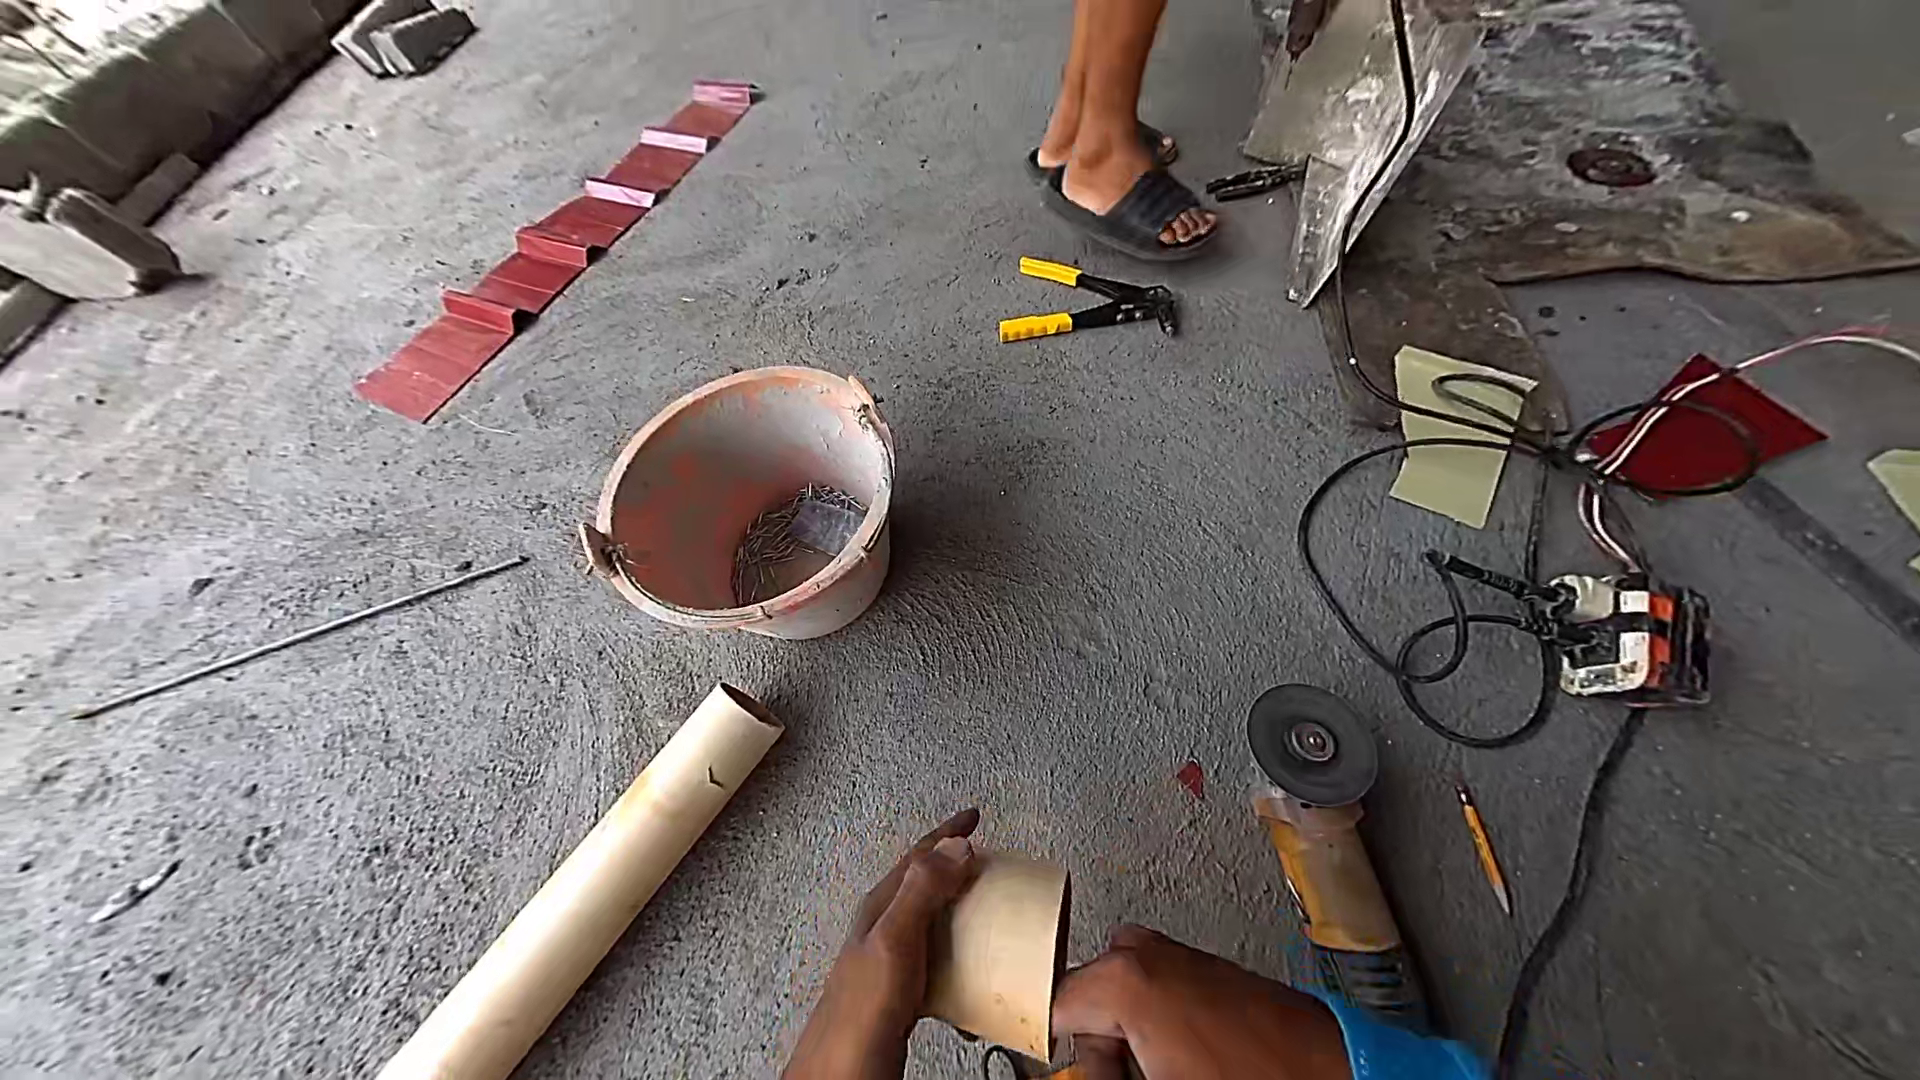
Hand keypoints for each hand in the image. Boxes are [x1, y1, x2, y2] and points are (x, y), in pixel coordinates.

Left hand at [785, 808, 982, 1079]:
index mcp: (882, 907)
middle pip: (927, 882)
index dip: (948, 832)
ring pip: (935, 919)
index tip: (974, 816)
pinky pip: (940, 961)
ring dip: (963, 909)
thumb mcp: (893, 942)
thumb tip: (957, 846)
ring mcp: (893, 961)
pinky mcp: (904, 993)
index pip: (919, 855)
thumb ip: (921, 892)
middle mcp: (886, 927)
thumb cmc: (859, 1016)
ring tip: (990, 913)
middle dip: (958, 865)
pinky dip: (963, 960)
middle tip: (989, 860)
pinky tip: (976, 980)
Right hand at [1052, 925, 1351, 1079]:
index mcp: (1123, 976)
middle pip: (1086, 1003)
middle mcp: (1137, 950)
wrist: (1329, 1071)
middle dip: (1100, 1050)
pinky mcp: (1192, 961)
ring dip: (1126, 1040)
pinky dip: (1152, 1025)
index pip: (1055, 1007)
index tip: (1066, 1068)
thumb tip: (1084, 1069)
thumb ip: (1101, 1072)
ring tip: (1164, 1072)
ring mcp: (1167, 951)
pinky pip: (1147, 991)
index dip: (1061, 1051)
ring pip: (1116, 998)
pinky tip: (1182, 1059)